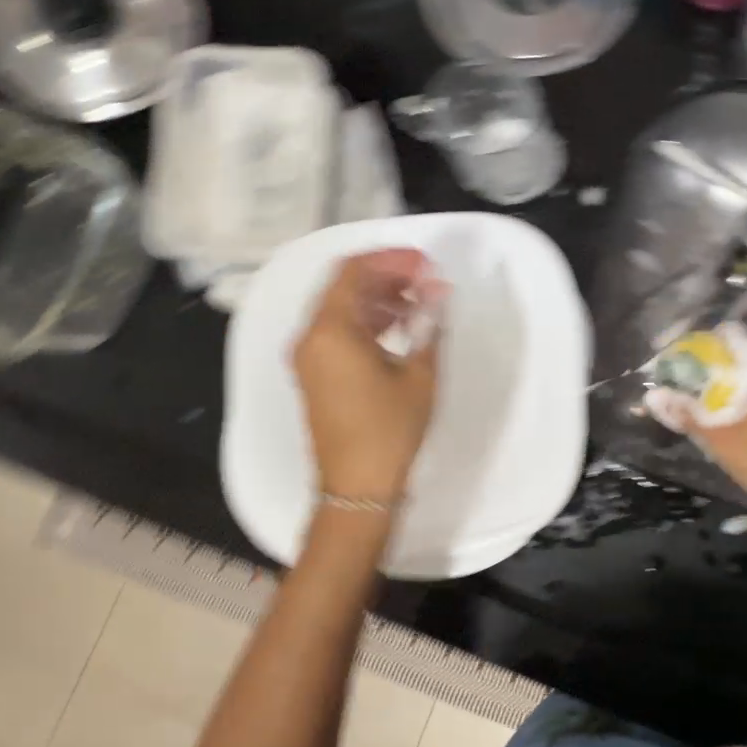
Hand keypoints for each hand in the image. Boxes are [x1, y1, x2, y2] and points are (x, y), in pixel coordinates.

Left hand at [291, 249, 441, 505]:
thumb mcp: (420, 374)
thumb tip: (437, 290)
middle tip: (426, 279)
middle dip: (386, 276)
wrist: (357, 487)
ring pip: (341, 309)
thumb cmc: (390, 429)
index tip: (426, 263)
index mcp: (330, 331)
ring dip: (378, 298)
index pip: (353, 271)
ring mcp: (309, 357)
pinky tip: (400, 328)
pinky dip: (367, 321)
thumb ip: (427, 323)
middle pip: (344, 286)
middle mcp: (310, 337)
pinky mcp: (315, 374)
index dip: (391, 258)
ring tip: (419, 302)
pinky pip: (338, 331)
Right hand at [690, 359, 746, 527]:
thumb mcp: (722, 441)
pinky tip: (743, 430)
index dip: (701, 361)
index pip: (729, 350)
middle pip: (745, 369)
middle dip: (717, 383)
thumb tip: (653, 397)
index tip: (681, 376)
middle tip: (691, 401)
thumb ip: (687, 415)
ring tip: (711, 417)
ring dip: (737, 400)